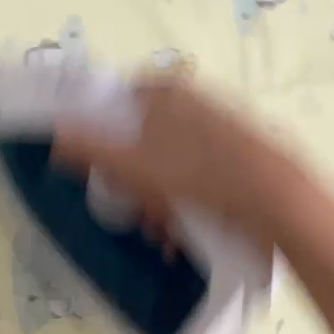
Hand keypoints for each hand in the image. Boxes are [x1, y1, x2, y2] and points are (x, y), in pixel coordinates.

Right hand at [54, 78, 321, 240]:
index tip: (100, 165)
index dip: (105, 131)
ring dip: (158, 206)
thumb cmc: (199, 177)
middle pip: (145, 142)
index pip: (123, 99)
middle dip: (134, 184)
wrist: (277, 202)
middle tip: (132, 212)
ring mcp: (219, 137)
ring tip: (160, 234)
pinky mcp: (238, 167)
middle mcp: (195, 107)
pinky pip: (198, 186)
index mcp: (168, 94)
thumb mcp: (135, 167)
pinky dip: (186, 211)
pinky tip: (181, 239)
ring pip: (171, 170)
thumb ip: (92, 151)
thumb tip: (56, 136)